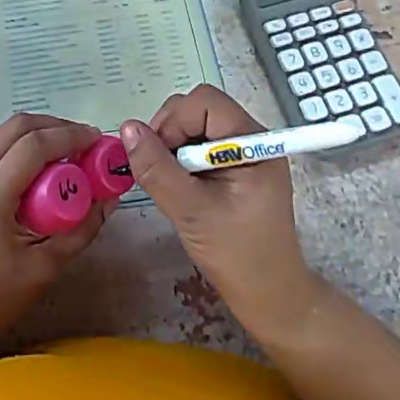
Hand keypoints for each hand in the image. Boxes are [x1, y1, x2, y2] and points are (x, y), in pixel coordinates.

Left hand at [0, 113, 108, 359]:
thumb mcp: (43, 268)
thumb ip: (81, 229)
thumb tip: (110, 199)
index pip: (34, 145)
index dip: (70, 136)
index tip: (97, 140)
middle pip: (17, 126)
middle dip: (55, 126)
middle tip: (84, 141)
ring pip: (3, 133)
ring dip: (36, 135)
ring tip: (66, 154)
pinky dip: (19, 147)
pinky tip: (38, 170)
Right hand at [121, 86, 317, 330]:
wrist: (271, 297)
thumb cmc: (237, 255)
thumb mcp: (191, 211)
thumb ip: (157, 168)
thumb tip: (128, 128)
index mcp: (252, 141)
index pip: (206, 102)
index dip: (175, 121)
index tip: (158, 156)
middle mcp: (251, 138)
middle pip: (200, 108)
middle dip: (172, 132)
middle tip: (160, 170)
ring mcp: (244, 153)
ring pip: (197, 125)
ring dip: (175, 147)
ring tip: (173, 184)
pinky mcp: (237, 168)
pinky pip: (201, 145)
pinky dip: (183, 159)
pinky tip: (182, 188)